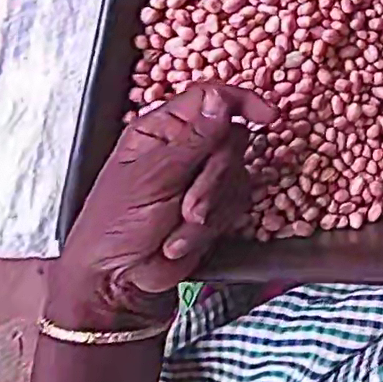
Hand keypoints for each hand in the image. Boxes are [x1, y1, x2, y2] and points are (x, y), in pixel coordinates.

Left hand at [46, 84, 275, 330]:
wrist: (116, 283)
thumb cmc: (115, 226)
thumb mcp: (153, 177)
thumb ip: (194, 138)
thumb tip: (221, 100)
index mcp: (161, 129)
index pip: (209, 98)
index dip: (241, 102)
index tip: (267, 116)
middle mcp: (185, 146)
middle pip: (230, 137)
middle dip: (215, 176)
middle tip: (190, 205)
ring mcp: (201, 175)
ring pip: (237, 171)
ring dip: (212, 204)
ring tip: (180, 225)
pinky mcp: (215, 203)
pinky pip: (237, 200)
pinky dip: (215, 222)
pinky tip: (183, 237)